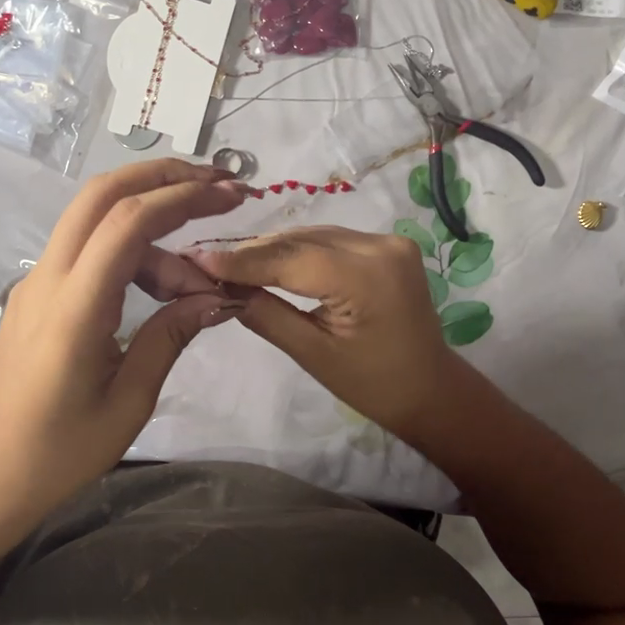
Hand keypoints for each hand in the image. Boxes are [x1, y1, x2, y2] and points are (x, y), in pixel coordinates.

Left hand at [0, 160, 248, 559]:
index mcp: (74, 308)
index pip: (127, 222)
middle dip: (162, 177)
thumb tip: (219, 296)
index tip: (232, 195)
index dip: (182, 197)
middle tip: (218, 186)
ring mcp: (37, 283)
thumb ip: (172, 336)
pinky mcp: (38, 295)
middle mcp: (48, 279)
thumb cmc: (62, 451)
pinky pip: (87, 250)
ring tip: (199, 279)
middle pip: (101, 194)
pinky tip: (163, 286)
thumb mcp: (129, 401)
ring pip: (94, 219)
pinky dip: (130, 249)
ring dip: (152, 226)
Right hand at [189, 227, 467, 443]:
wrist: (430, 389)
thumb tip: (218, 288)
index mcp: (367, 277)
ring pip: (312, 235)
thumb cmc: (373, 384)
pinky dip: (297, 250)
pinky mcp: (387, 245)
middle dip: (252, 252)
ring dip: (272, 249)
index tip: (195, 259)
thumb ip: (266, 314)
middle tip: (204, 261)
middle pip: (300, 240)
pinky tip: (268, 261)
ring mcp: (387, 242)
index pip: (289, 258)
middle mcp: (380, 246)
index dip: (241, 260)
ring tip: (228, 262)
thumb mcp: (312, 353)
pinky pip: (330, 240)